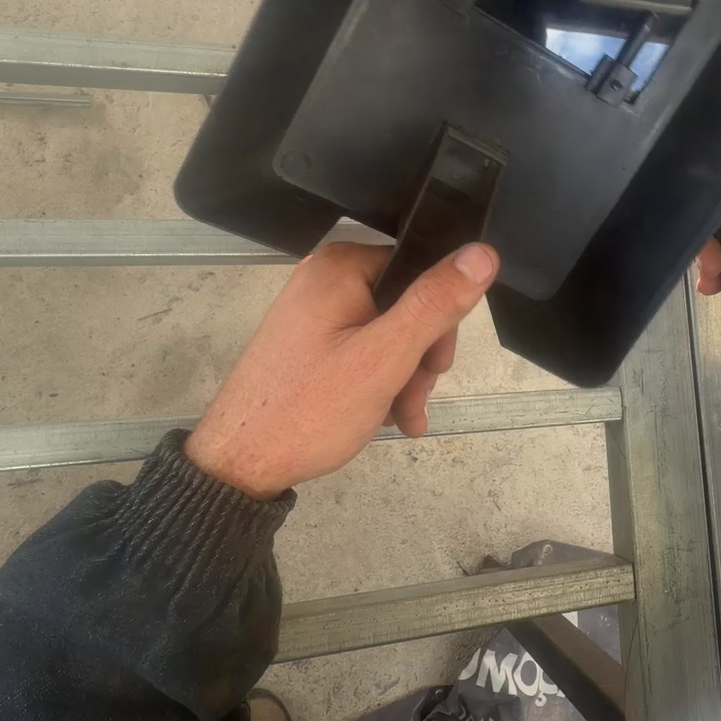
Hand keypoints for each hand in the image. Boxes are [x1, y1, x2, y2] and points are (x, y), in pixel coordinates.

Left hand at [185, 241, 498, 497]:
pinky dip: (382, 380)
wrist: (237, 466)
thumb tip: (483, 254)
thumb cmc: (310, 409)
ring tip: (403, 417)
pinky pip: (363, 347)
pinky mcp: (309, 340)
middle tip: (415, 401)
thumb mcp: (385, 357)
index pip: (419, 271)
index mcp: (341, 265)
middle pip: (406, 304)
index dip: (439, 318)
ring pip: (389, 332)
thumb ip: (435, 304)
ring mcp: (315, 310)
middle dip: (421, 358)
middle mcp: (326, 277)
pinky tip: (389, 416)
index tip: (438, 366)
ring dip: (406, 376)